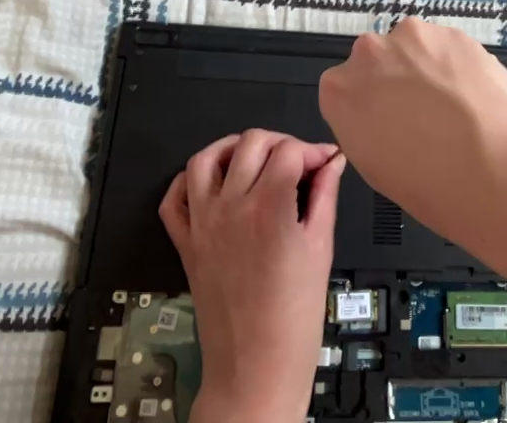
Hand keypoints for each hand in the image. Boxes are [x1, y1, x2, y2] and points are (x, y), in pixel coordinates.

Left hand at [159, 130, 346, 422]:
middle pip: (250, 143)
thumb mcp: (321, 248)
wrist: (256, 365)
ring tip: (253, 159)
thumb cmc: (294, 315)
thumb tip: (332, 163)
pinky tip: (212, 184)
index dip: (312, 150)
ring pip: (206, 158)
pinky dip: (189, 181)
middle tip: (297, 162)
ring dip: (231, 149)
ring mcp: (202, 222)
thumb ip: (325, 196)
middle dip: (279, 143)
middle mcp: (231, 206)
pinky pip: (174, 197)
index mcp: (270, 206)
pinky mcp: (185, 242)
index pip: (289, 151)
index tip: (325, 162)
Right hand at [318, 18, 506, 244]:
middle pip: (378, 60)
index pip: (346, 90)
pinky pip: (447, 47)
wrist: (492, 165)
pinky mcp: (451, 32)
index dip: (372, 107)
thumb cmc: (427, 182)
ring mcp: (412, 36)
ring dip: (426, 67)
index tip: (389, 123)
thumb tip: (385, 117)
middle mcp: (368, 53)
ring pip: (414, 48)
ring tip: (454, 105)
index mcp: (339, 90)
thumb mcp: (374, 166)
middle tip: (423, 114)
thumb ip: (365, 127)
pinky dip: (457, 65)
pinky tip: (474, 95)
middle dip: (396, 80)